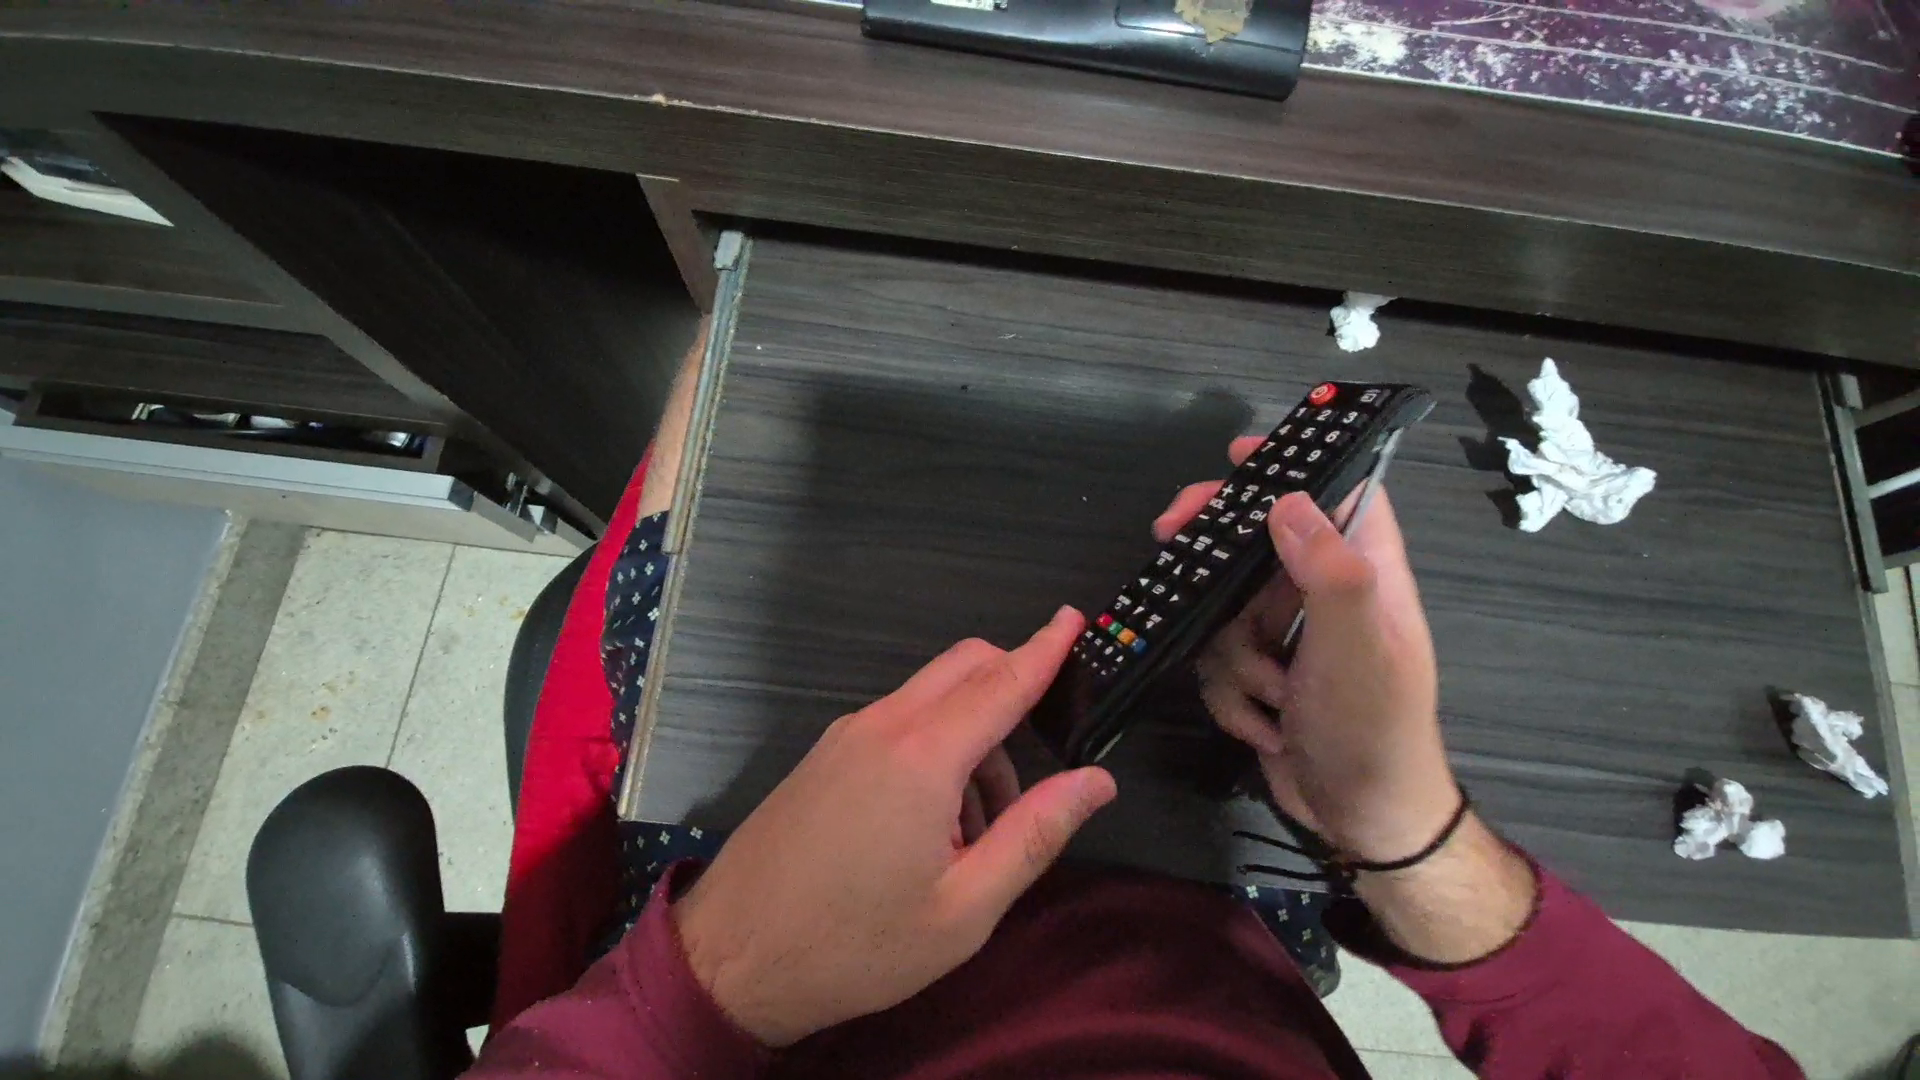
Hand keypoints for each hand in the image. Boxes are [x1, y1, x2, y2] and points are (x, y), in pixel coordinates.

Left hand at [671, 608, 1117, 1046]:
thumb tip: (1096, 782)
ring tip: (980, 829)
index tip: (1073, 617)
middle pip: (964, 666)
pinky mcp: (826, 753)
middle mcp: (884, 724)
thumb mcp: (965, 908)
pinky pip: (898, 724)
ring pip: (931, 698)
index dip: (1046, 648)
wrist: (730, 958)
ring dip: (974, 735)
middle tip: (1039, 752)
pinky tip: (931, 824)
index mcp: (924, 755)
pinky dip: (935, 748)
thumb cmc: (857, 944)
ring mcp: (847, 734)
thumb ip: (1036, 833)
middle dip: (1011, 683)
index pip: (1003, 680)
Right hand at [1153, 437, 1456, 863]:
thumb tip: (1287, 502)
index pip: (1335, 491)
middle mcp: (1323, 595)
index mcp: (1363, 572)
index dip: (1291, 466)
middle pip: (1257, 543)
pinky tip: (1266, 725)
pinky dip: (1232, 696)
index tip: (1235, 455)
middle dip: (1215, 557)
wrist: (1363, 822)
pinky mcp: (1260, 674)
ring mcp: (1288, 637)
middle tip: (1166, 534)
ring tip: (1273, 696)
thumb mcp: (1358, 654)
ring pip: (1224, 611)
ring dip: (1234, 659)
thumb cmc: (1373, 732)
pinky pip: (1217, 661)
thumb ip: (1331, 575)